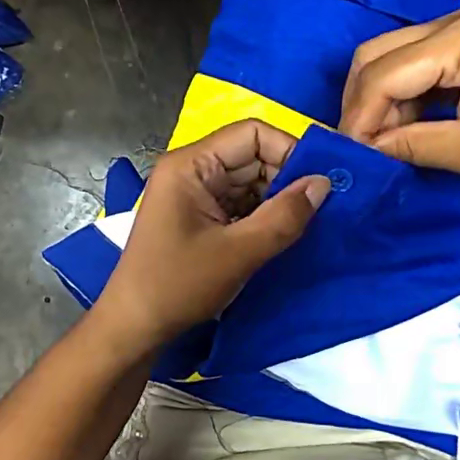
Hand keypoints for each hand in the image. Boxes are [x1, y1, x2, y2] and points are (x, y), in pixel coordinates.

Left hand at [94, 120, 330, 343]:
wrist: (135, 325)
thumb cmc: (177, 285)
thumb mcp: (238, 252)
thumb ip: (283, 216)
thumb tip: (323, 184)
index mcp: (190, 165)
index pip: (250, 133)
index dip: (289, 150)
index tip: (322, 180)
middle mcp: (191, 169)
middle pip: (252, 155)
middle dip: (287, 177)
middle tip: (324, 206)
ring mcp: (194, 193)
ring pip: (250, 181)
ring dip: (278, 199)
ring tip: (310, 221)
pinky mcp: (199, 215)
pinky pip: (240, 202)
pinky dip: (263, 214)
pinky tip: (285, 232)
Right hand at [339, 4, 459, 190]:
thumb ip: (412, 145)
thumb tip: (362, 152)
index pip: (384, 72)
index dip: (358, 117)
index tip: (348, 157)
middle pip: (380, 54)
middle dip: (362, 103)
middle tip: (360, 148)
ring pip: (397, 58)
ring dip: (383, 101)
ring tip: (385, 144)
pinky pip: (423, 66)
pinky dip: (408, 97)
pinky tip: (410, 127)